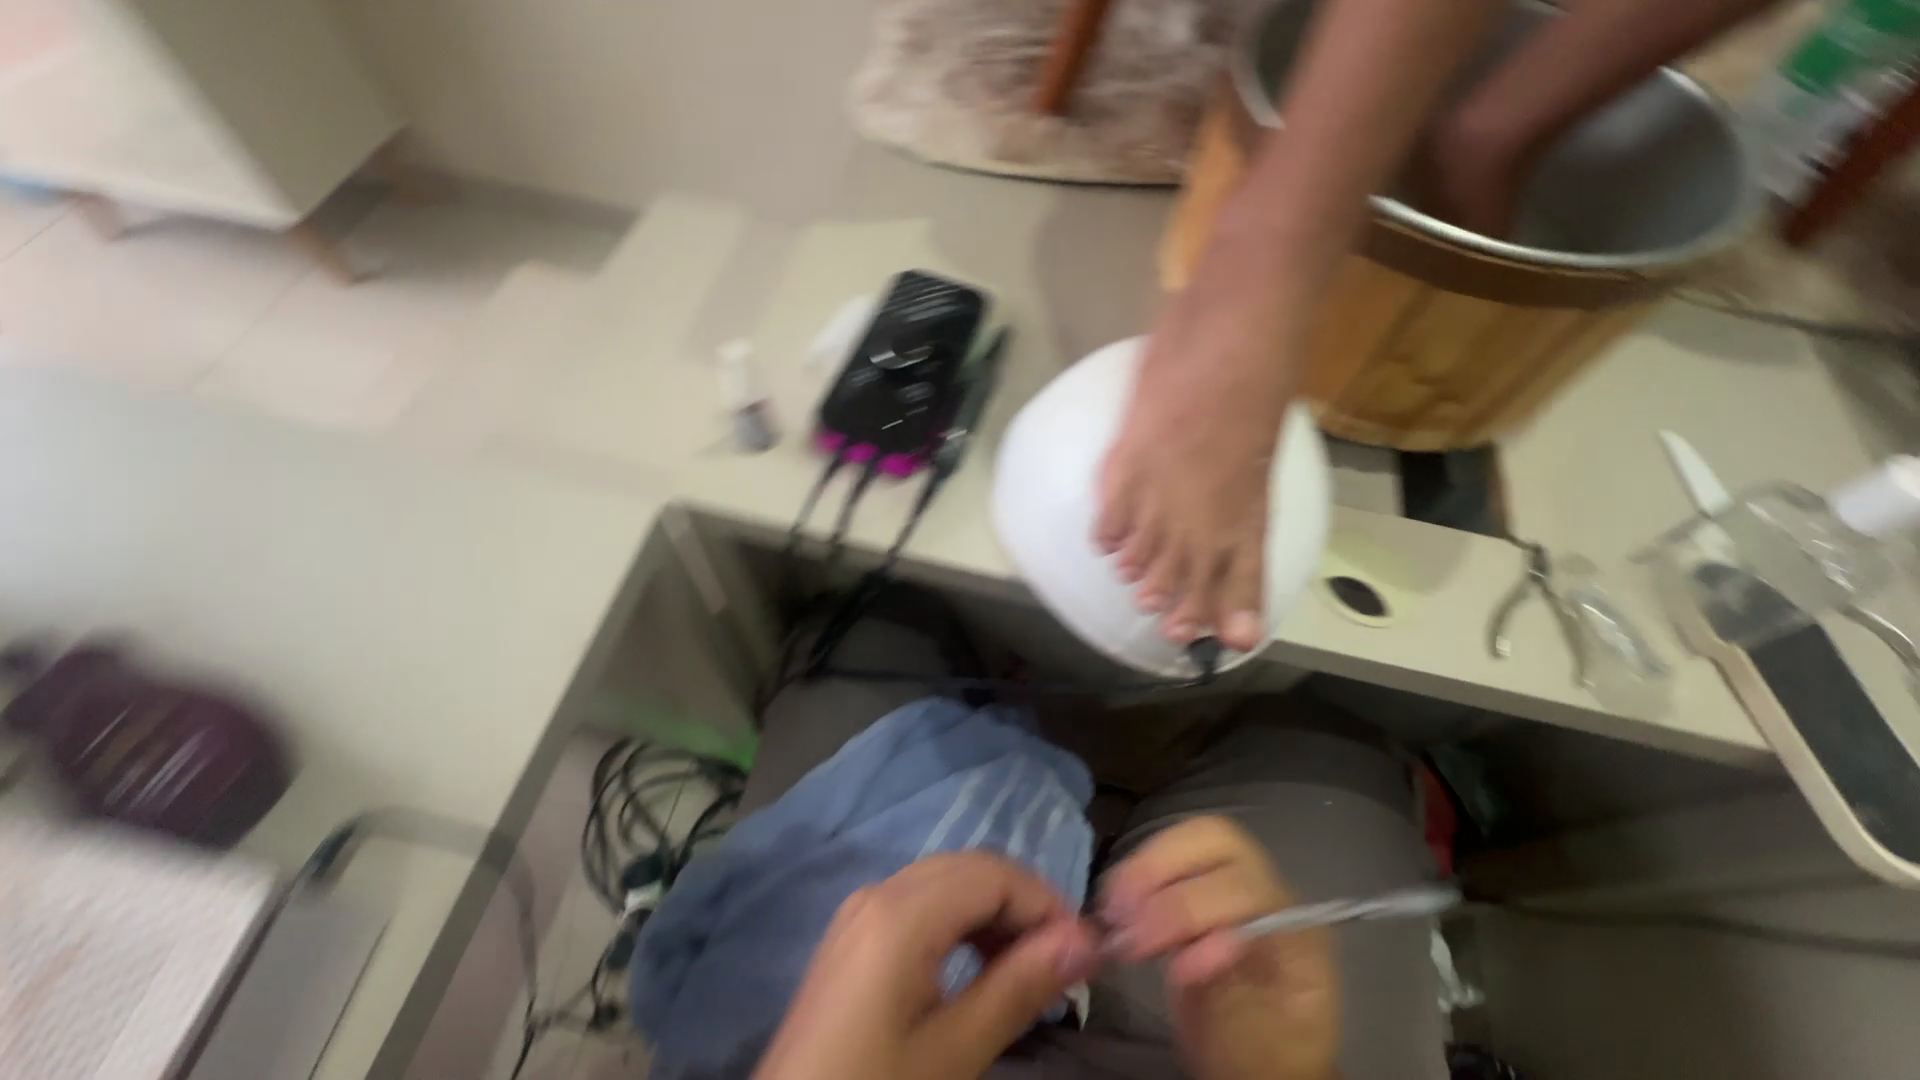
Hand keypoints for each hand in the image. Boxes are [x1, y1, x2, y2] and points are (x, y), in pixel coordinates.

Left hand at [754, 852, 1101, 1079]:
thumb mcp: (953, 1052)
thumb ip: (1019, 988)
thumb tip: (1085, 941)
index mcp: (900, 913)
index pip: (995, 873)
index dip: (1047, 904)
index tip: (1083, 955)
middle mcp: (879, 891)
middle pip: (971, 868)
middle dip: (1023, 905)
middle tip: (1060, 964)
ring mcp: (861, 909)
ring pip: (948, 881)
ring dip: (994, 912)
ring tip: (1025, 970)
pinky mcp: (854, 932)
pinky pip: (922, 901)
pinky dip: (961, 921)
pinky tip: (978, 967)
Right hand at [1100, 816, 1337, 1079]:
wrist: (1261, 1062)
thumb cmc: (1265, 1058)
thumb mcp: (1255, 1041)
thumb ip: (1228, 992)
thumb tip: (1186, 955)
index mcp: (1296, 928)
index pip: (1248, 890)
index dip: (1198, 914)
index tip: (1164, 962)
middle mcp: (1266, 889)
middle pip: (1215, 841)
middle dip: (1161, 869)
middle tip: (1121, 912)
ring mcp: (1231, 880)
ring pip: (1185, 841)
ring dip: (1140, 871)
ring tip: (1111, 912)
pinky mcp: (1197, 885)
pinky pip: (1165, 861)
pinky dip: (1133, 877)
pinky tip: (1113, 907)